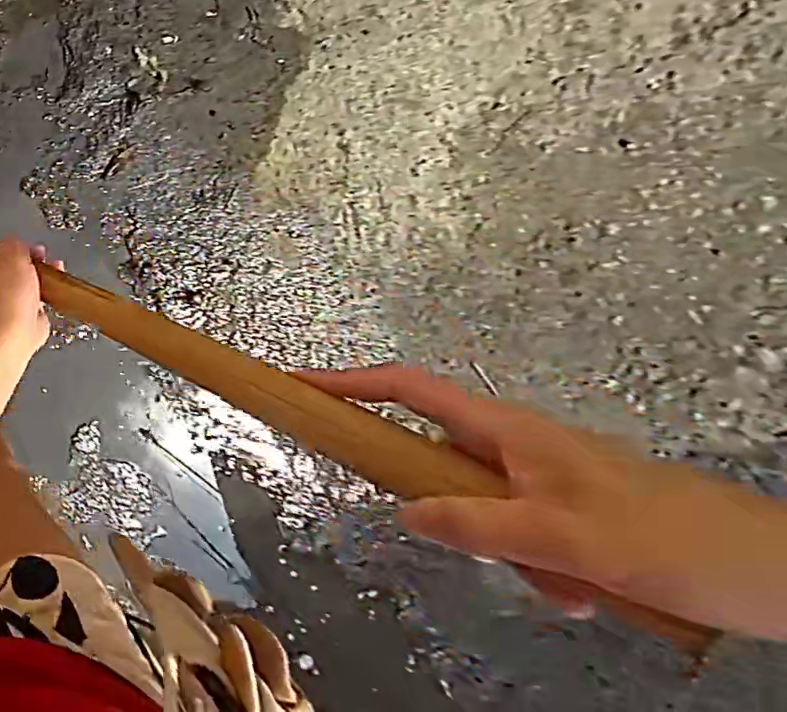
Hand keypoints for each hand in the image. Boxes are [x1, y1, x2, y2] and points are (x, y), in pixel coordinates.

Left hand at [0, 239, 58, 355]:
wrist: (15, 330)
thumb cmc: (8, 291)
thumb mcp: (13, 255)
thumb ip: (14, 244)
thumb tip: (14, 244)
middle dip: (20, 254)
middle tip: (35, 250)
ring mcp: (4, 297)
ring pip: (20, 276)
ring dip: (37, 267)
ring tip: (51, 262)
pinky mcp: (22, 310)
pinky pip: (34, 292)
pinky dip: (47, 284)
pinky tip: (57, 276)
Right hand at [296, 366, 786, 639]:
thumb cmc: (675, 539)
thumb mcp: (567, 539)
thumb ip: (476, 524)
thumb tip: (404, 513)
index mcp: (505, 429)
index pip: (404, 387)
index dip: (345, 381)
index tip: (297, 384)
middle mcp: (514, 443)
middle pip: (435, 455)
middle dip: (442, 503)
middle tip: (461, 538)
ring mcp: (540, 474)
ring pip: (479, 503)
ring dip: (503, 547)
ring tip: (561, 585)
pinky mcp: (566, 506)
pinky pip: (518, 528)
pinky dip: (535, 561)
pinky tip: (581, 592)